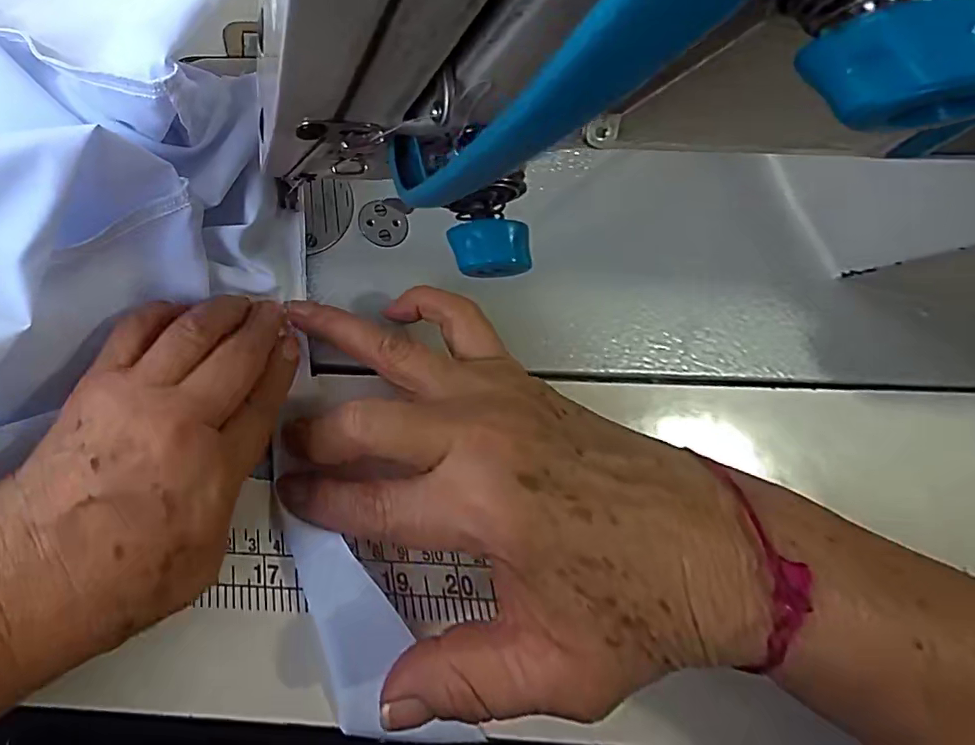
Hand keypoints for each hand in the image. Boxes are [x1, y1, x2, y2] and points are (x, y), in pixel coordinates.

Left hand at [0, 296, 297, 736]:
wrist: (44, 557)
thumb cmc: (126, 578)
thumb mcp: (206, 554)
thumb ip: (224, 492)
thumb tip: (225, 450)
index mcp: (217, 469)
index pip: (260, 404)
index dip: (280, 370)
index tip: (290, 346)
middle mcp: (182, 418)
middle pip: (234, 358)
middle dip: (261, 330)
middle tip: (275, 312)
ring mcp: (136, 392)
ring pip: (189, 333)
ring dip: (218, 311)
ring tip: (237, 302)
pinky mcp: (97, 379)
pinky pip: (133, 330)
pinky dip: (159, 312)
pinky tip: (175, 309)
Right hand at [277, 289, 772, 730]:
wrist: (726, 554)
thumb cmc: (636, 609)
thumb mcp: (557, 668)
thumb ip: (464, 683)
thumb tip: (387, 703)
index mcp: (478, 508)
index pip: (366, 502)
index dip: (318, 503)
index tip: (290, 499)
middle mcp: (473, 439)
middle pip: (359, 424)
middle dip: (309, 436)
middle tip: (283, 444)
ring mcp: (491, 396)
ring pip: (393, 352)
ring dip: (333, 332)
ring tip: (286, 317)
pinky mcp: (513, 377)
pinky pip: (461, 321)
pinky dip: (424, 305)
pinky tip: (393, 309)